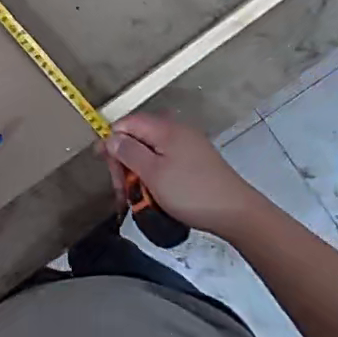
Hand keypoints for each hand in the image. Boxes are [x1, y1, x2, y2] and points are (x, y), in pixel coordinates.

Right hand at [101, 114, 274, 241]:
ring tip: (134, 197)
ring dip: (137, 173)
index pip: (127, 123)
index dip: (111, 140)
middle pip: (138, 138)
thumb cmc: (190, 192)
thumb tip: (111, 137)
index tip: (101, 163)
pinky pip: (164, 163)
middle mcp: (177, 132)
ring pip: (150, 153)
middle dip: (123, 162)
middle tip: (120, 189)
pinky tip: (151, 195)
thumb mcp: (152, 173)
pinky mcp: (195, 163)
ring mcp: (188, 147)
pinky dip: (152, 177)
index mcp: (165, 129)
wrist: (236, 213)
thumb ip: (128, 152)